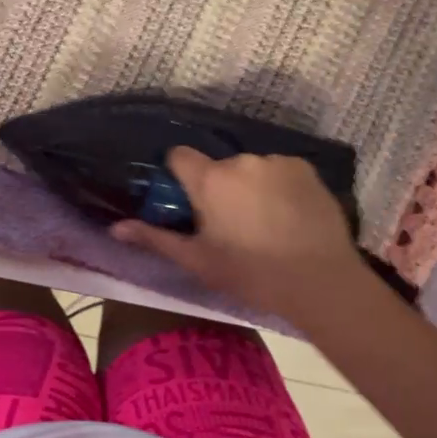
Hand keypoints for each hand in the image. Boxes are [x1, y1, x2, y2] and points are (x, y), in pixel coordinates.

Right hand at [112, 148, 372, 321]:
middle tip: (231, 225)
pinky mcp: (305, 168)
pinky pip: (281, 171)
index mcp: (210, 179)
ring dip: (251, 187)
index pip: (179, 156)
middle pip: (219, 167)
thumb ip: (155, 239)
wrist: (320, 281)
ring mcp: (276, 161)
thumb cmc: (251, 274)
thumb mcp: (198, 261)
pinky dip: (280, 187)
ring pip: (251, 169)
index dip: (180, 176)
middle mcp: (241, 160)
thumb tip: (116, 228)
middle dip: (220, 188)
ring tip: (266, 223)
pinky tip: (289, 217)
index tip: (188, 201)